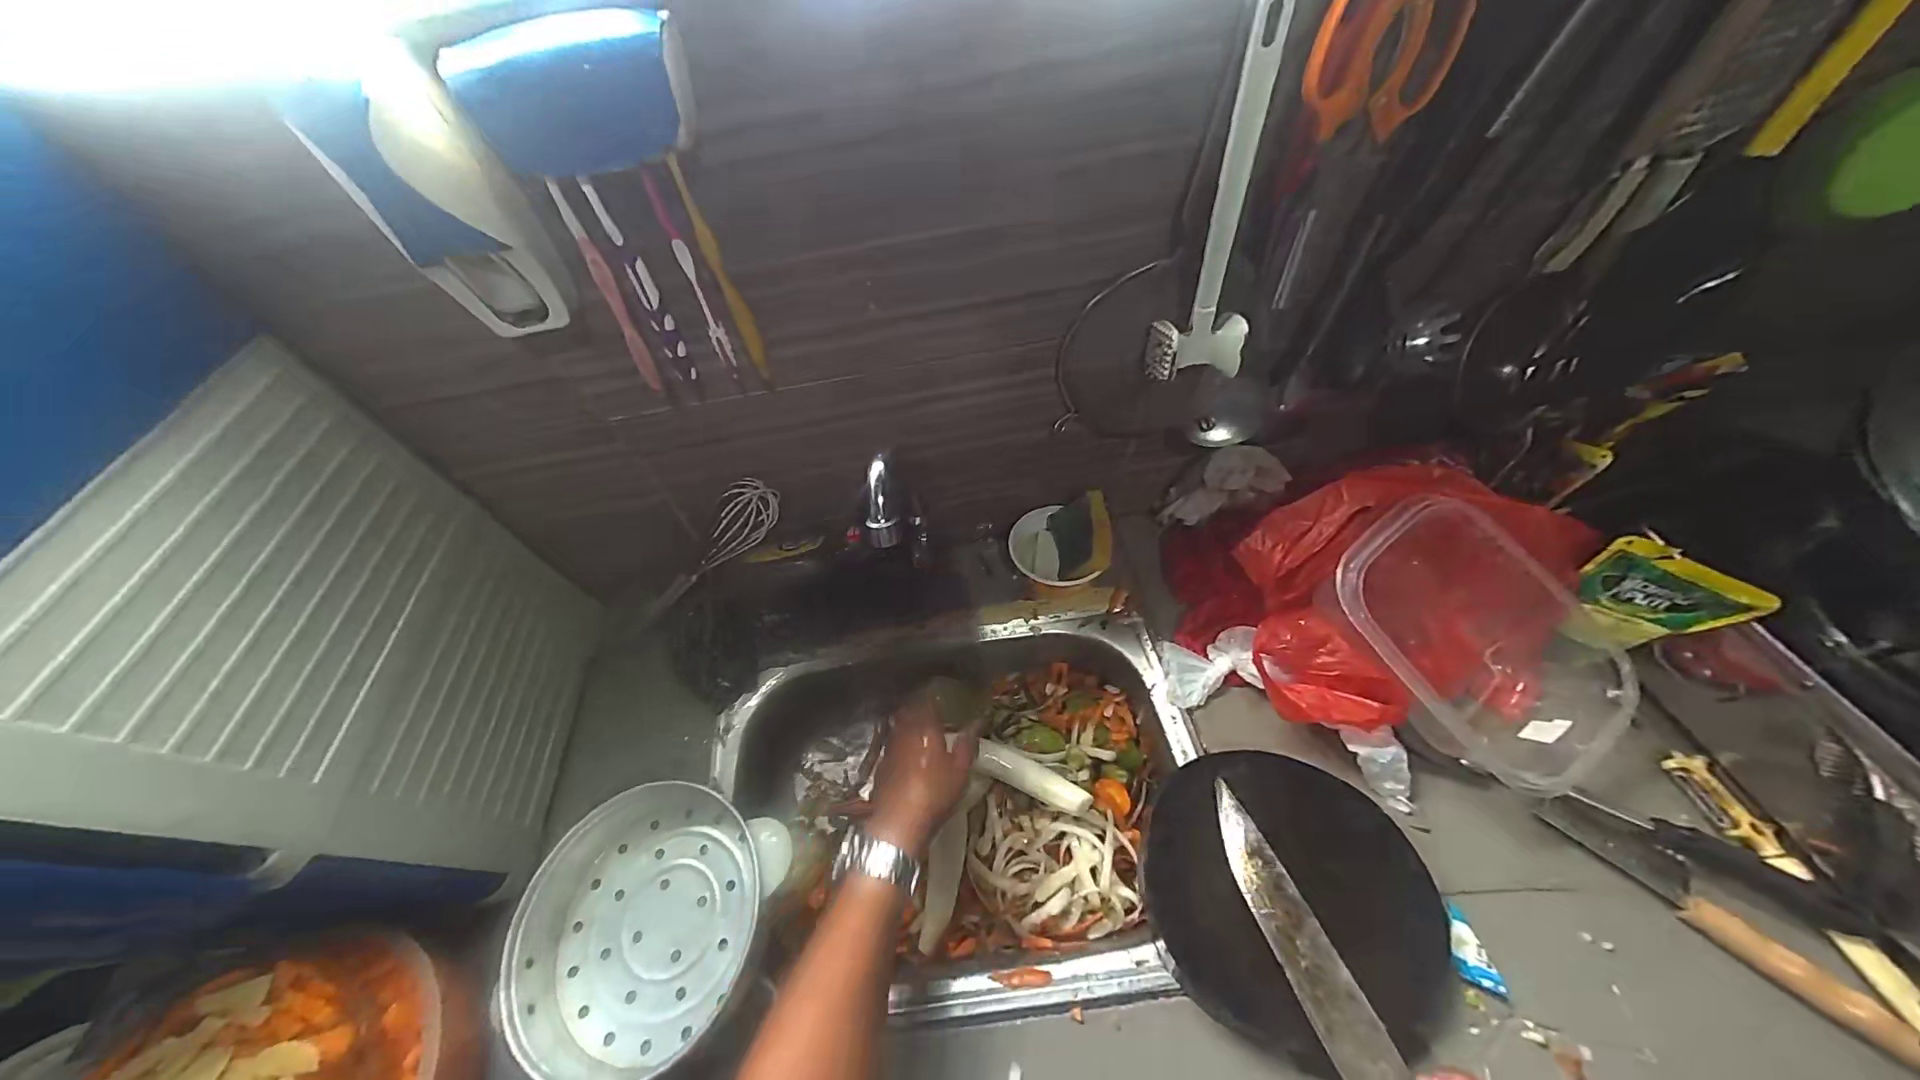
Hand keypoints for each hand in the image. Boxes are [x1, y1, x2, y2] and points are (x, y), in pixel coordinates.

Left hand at [867, 690, 979, 855]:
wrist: (898, 823)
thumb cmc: (934, 794)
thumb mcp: (960, 770)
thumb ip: (967, 743)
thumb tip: (977, 722)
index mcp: (924, 727)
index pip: (926, 700)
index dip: (933, 695)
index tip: (941, 693)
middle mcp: (903, 731)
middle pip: (908, 709)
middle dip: (918, 706)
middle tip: (931, 707)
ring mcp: (889, 747)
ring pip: (897, 724)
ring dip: (907, 721)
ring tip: (920, 724)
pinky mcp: (880, 763)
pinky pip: (891, 741)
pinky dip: (900, 739)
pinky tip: (907, 748)